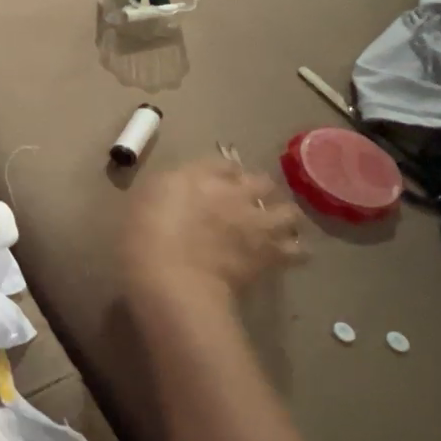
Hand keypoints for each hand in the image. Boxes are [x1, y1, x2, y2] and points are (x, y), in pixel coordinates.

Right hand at [124, 158, 306, 309]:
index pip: (222, 163)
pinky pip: (298, 249)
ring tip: (274, 227)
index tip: (216, 182)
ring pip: (289, 212)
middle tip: (249, 203)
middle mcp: (233, 192)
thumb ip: (166, 190)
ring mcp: (257, 222)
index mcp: (197, 175)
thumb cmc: (143, 236)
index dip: (222, 173)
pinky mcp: (273, 253)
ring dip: (283, 217)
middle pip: (261, 181)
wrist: (173, 277)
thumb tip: (176, 191)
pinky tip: (283, 255)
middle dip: (259, 190)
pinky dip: (293, 251)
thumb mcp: (142, 201)